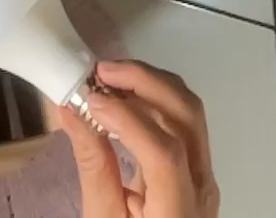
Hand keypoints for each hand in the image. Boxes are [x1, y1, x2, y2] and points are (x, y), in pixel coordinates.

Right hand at [59, 60, 218, 217]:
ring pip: (188, 109)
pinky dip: (152, 95)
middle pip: (186, 115)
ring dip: (148, 82)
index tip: (90, 101)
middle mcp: (202, 187)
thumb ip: (92, 166)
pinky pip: (182, 118)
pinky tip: (123, 95)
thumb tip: (70, 109)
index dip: (127, 118)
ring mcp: (204, 173)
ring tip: (108, 79)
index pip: (164, 153)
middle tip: (101, 72)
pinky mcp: (197, 165)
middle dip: (143, 81)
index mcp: (179, 212)